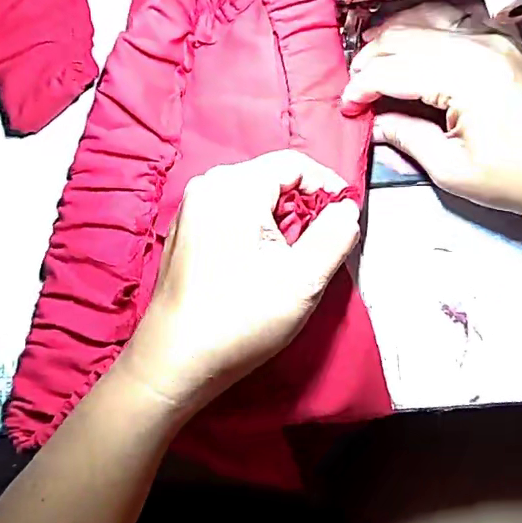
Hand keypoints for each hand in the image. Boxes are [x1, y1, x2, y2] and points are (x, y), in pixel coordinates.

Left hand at [113, 150, 361, 415]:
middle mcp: (207, 185)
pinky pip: (229, 210)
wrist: (175, 358)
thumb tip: (345, 210)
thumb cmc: (238, 320)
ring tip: (291, 257)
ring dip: (279, 217)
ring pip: (251, 194)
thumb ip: (335, 234)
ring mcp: (191, 206)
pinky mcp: (184, 228)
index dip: (328, 186)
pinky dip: (253, 226)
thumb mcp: (303, 279)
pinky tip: (258, 262)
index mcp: (234, 187)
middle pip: (271, 176)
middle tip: (320, 244)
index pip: (294, 163)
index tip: (346, 217)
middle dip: (303, 204)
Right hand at [340, 3, 521, 234]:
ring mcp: (500, 38)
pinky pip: (459, 16)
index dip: (360, 87)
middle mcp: (482, 44)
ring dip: (395, 35)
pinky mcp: (512, 42)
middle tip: (355, 87)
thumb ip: (405, 136)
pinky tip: (415, 36)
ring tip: (372, 57)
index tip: (347, 106)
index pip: (392, 69)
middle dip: (371, 60)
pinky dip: (429, 23)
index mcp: (466, 75)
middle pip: (405, 37)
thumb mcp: (452, 168)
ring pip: (429, 17)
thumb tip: (374, 121)